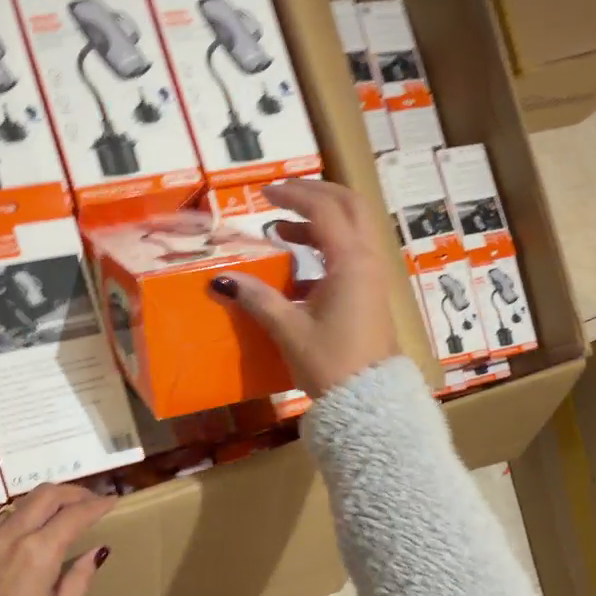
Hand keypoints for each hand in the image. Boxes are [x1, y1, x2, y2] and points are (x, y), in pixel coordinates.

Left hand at [0, 483, 115, 595]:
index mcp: (38, 553)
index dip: (97, 505)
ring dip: (45, 501)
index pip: (73, 515)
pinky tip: (32, 532)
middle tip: (89, 500)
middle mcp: (11, 536)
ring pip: (20, 504)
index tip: (111, 501)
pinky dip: (23, 518)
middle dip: (72, 492)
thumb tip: (97, 552)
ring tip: (62, 512)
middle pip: (45, 494)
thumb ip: (79, 578)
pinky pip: (1, 522)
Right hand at [208, 179, 400, 397]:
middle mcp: (367, 260)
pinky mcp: (371, 295)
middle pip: (348, 207)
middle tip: (283, 196)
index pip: (324, 209)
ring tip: (283, 232)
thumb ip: (258, 299)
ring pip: (352, 231)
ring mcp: (372, 277)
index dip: (294, 195)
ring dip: (321, 222)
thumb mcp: (290, 330)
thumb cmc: (330, 364)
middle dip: (315, 195)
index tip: (266, 193)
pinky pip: (351, 256)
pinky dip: (327, 249)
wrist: (369, 402)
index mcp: (350, 261)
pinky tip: (299, 270)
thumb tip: (223, 279)